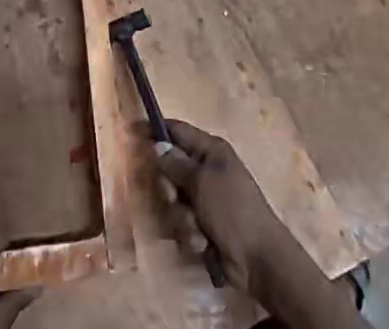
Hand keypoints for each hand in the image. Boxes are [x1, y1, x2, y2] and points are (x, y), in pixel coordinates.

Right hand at [152, 119, 293, 290]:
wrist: (257, 257)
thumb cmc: (232, 209)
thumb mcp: (203, 182)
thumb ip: (176, 164)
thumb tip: (157, 144)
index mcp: (211, 151)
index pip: (178, 132)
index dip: (156, 130)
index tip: (132, 130)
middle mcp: (206, 170)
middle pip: (170, 170)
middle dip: (169, 189)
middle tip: (174, 199)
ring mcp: (204, 199)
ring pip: (173, 202)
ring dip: (182, 219)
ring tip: (198, 228)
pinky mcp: (202, 224)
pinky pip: (182, 224)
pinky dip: (190, 235)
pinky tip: (204, 244)